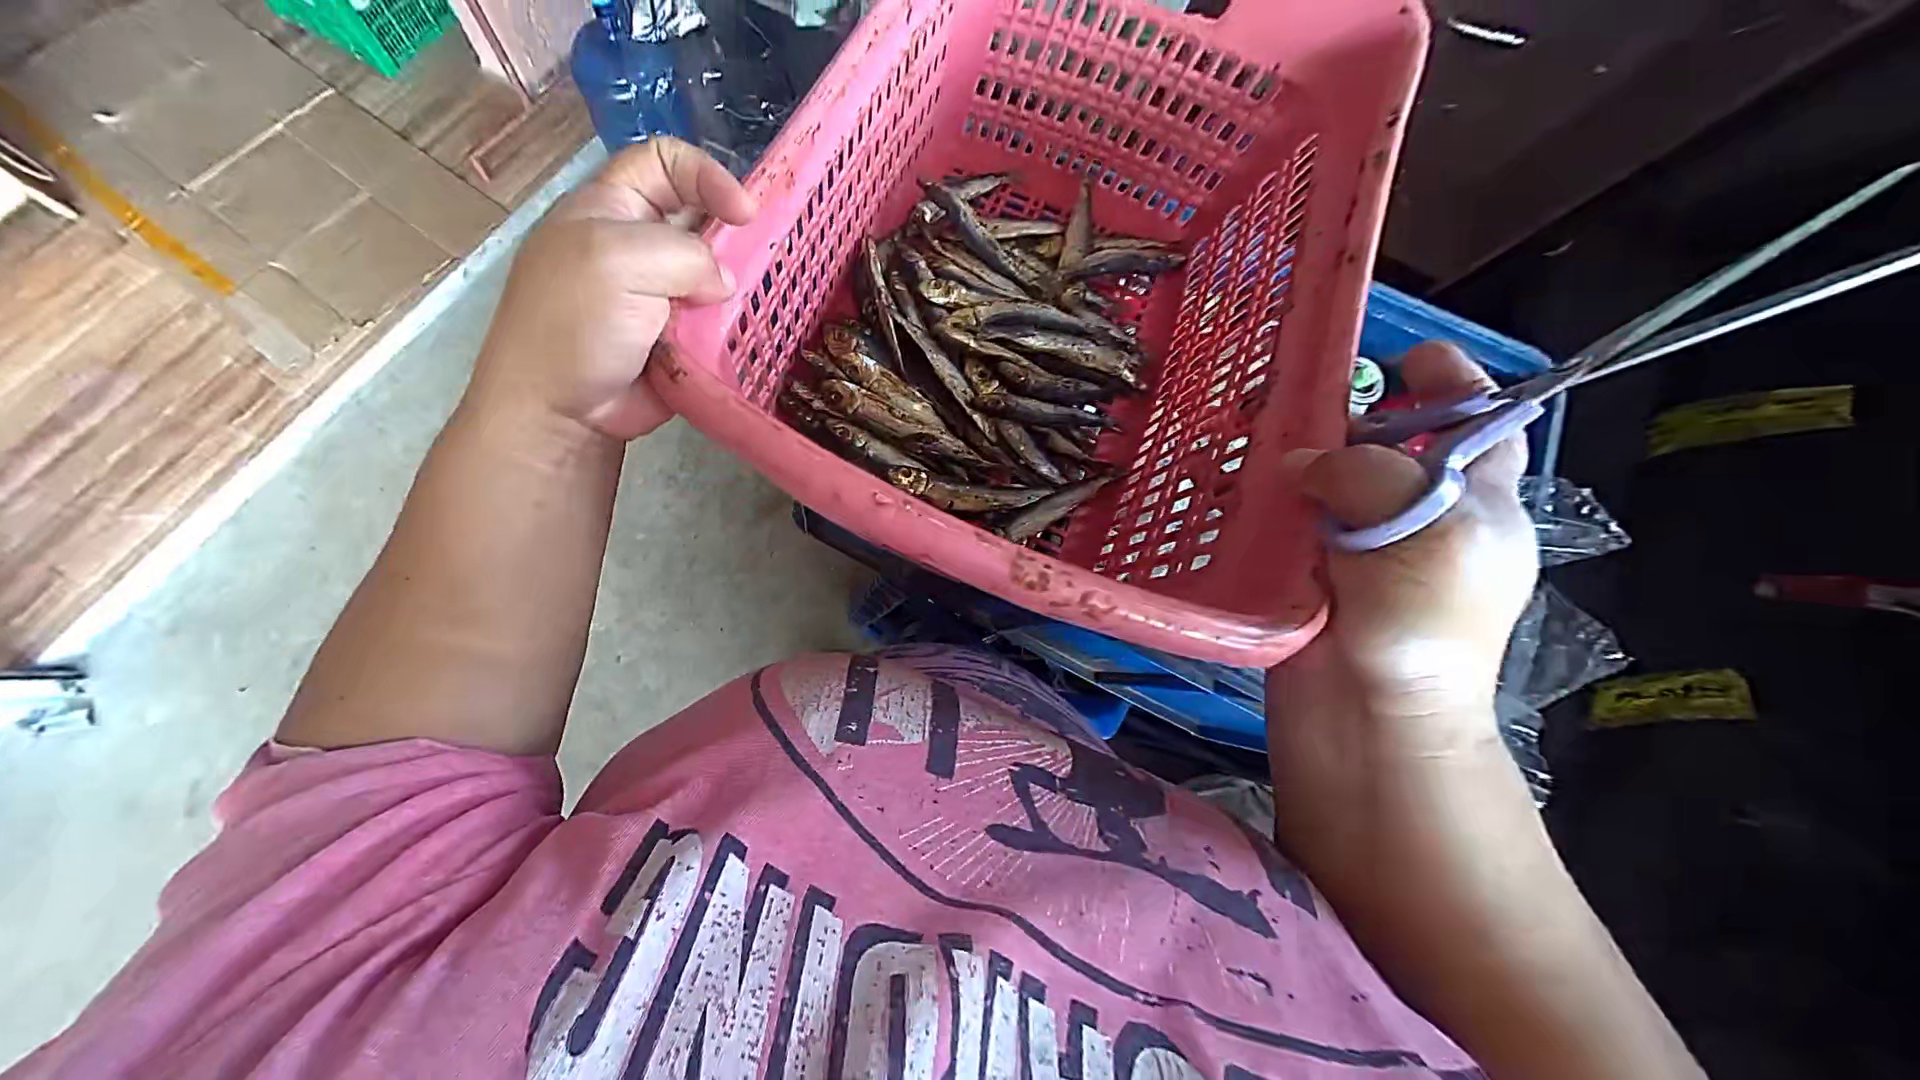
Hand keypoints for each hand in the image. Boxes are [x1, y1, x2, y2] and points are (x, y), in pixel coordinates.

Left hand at [467, 138, 757, 440]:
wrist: (564, 410)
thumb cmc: (574, 323)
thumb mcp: (618, 261)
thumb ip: (685, 255)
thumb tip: (726, 283)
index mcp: (612, 209)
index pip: (664, 163)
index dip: (706, 174)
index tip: (744, 211)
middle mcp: (640, 247)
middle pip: (701, 222)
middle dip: (733, 238)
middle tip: (763, 262)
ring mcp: (662, 296)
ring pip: (717, 277)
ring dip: (738, 290)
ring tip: (757, 305)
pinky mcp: (682, 339)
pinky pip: (721, 323)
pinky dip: (735, 328)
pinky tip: (747, 336)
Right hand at [1273, 342, 1535, 747]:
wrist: (1368, 716)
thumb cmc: (1424, 625)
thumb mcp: (1432, 529)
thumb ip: (1370, 472)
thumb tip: (1299, 460)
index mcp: (1473, 498)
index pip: (1478, 420)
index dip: (1448, 381)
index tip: (1401, 356)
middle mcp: (1411, 512)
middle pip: (1380, 442)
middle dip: (1343, 412)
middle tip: (1291, 392)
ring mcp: (1349, 542)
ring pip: (1317, 478)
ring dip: (1284, 453)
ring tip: (1243, 428)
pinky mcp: (1297, 568)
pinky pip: (1274, 519)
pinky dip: (1251, 498)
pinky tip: (1221, 481)